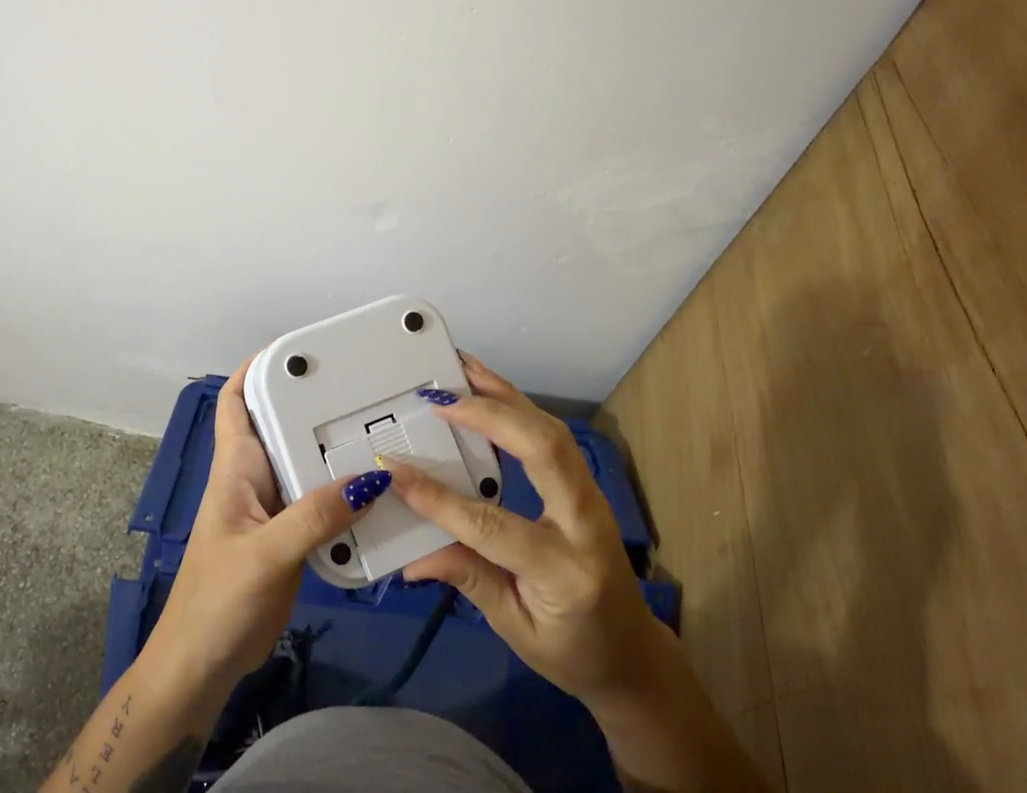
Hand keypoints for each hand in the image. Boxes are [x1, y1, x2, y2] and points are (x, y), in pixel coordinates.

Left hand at [144, 356, 391, 691]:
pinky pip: (323, 504)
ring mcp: (275, 511)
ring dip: (336, 450)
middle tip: (364, 385)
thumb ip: (316, 516)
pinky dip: (347, 494)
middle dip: (314, 404)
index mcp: (236, 470)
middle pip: (283, 429)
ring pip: (307, 466)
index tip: (300, 350)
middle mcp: (256, 481)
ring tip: (384, 429)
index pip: (238, 404)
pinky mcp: (292, 540)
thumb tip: (372, 477)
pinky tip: (381, 492)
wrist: (204, 663)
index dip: (258, 370)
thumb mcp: (267, 554)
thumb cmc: (218, 601)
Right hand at [391, 354, 769, 791]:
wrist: (633, 656)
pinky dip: (520, 408)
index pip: (490, 525)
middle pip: (545, 451)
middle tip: (439, 397)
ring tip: (463, 369)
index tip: (393, 469)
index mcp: (563, 571)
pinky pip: (556, 438)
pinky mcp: (588, 488)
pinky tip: (489, 391)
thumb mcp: (515, 629)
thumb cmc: (573, 653)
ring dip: (507, 396)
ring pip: (554, 433)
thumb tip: (411, 558)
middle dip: (490, 416)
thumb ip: (469, 581)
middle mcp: (585, 525)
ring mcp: (593, 500)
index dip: (438, 498)